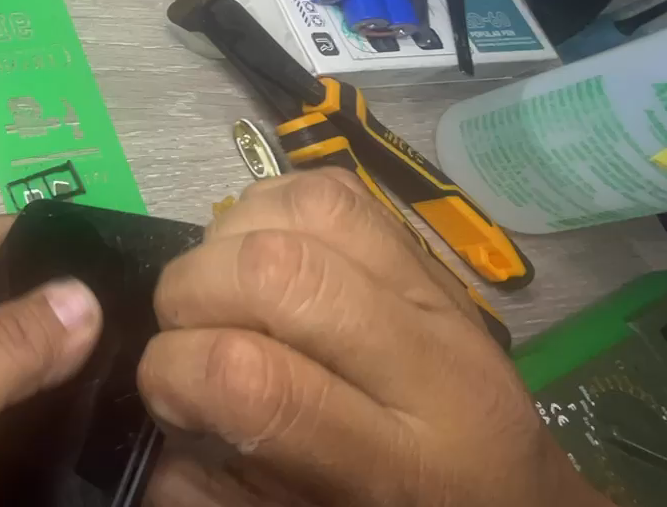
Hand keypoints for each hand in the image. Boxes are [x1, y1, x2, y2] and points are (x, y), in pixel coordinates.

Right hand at [138, 170, 609, 506]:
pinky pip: (325, 190)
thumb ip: (211, 492)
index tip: (167, 399)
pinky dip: (266, 207)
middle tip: (186, 333)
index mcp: (406, 468)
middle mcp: (434, 368)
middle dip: (190, 292)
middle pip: (276, 273)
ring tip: (221, 289)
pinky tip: (255, 248)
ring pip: (304, 212)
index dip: (173, 374)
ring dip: (226, 241)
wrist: (518, 503)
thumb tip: (148, 449)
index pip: (254, 380)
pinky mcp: (421, 252)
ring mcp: (436, 295)